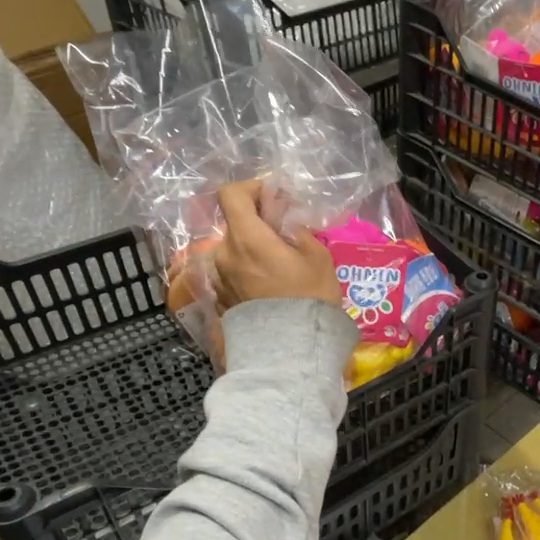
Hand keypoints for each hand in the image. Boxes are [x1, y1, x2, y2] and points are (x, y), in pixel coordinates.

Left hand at [211, 179, 341, 310]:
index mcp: (247, 237)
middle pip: (236, 225)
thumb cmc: (310, 299)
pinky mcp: (221, 300)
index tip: (272, 197)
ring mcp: (220, 278)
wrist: (293, 350)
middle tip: (285, 238)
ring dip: (252, 252)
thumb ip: (300, 233)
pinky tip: (270, 289)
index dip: (250, 188)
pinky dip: (248, 273)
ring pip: (234, 252)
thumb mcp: (319, 259)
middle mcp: (225, 254)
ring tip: (278, 268)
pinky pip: (233, 275)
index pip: (231, 194)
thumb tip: (289, 226)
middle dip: (258, 226)